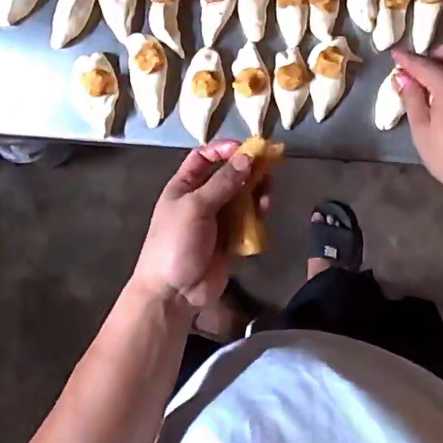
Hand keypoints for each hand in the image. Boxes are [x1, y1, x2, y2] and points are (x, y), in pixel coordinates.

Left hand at [132, 141, 255, 311]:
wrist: (173, 293)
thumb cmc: (175, 243)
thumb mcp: (195, 207)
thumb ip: (222, 182)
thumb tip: (247, 158)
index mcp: (184, 186)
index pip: (204, 158)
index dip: (223, 150)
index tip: (246, 149)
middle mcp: (202, 199)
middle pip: (229, 176)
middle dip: (248, 170)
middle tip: (269, 167)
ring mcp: (217, 220)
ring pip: (242, 197)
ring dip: (256, 191)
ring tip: (267, 193)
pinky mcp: (231, 239)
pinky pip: (248, 219)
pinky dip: (257, 214)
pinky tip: (264, 212)